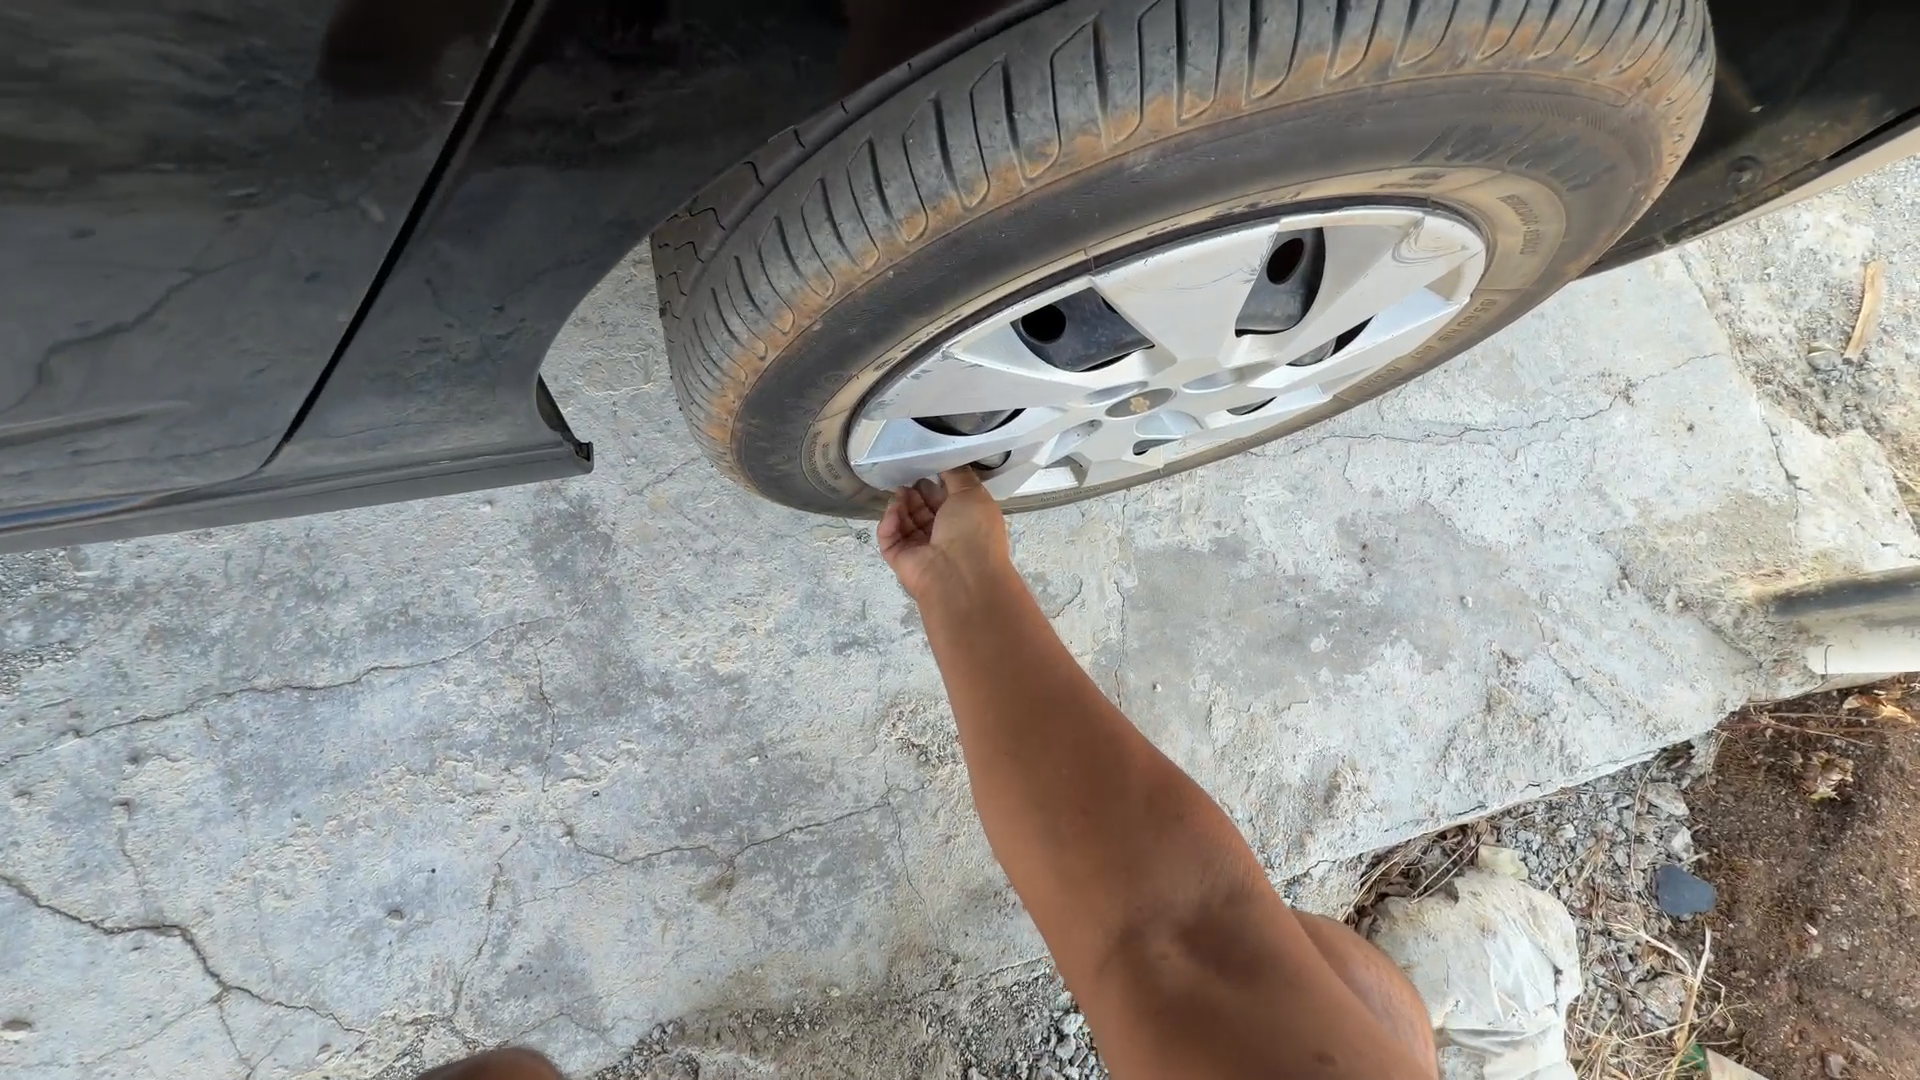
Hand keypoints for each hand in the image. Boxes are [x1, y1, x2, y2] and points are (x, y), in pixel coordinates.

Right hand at [877, 468, 1013, 604]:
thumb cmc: (973, 532)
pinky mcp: (900, 558)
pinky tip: (894, 511)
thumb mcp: (973, 493)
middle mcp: (944, 535)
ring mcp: (921, 548)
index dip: (936, 482)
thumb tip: (948, 462)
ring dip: (901, 503)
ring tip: (902, 492)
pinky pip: (889, 536)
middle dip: (916, 491)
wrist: (960, 575)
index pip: (945, 499)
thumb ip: (959, 475)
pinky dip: (889, 522)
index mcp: (965, 521)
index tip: (927, 466)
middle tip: (910, 478)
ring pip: (905, 520)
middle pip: (923, 508)